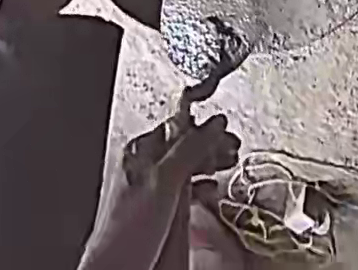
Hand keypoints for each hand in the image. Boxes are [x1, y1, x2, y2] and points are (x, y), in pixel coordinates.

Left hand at [79, 113, 240, 269]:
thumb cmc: (126, 234)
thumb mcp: (164, 182)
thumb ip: (189, 148)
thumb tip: (214, 123)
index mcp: (138, 153)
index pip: (177, 126)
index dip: (203, 127)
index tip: (224, 130)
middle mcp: (143, 168)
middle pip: (184, 146)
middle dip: (210, 145)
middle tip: (231, 148)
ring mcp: (150, 191)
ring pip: (186, 167)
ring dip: (209, 164)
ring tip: (227, 165)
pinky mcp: (156, 213)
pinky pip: (184, 190)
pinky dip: (200, 187)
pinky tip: (210, 192)